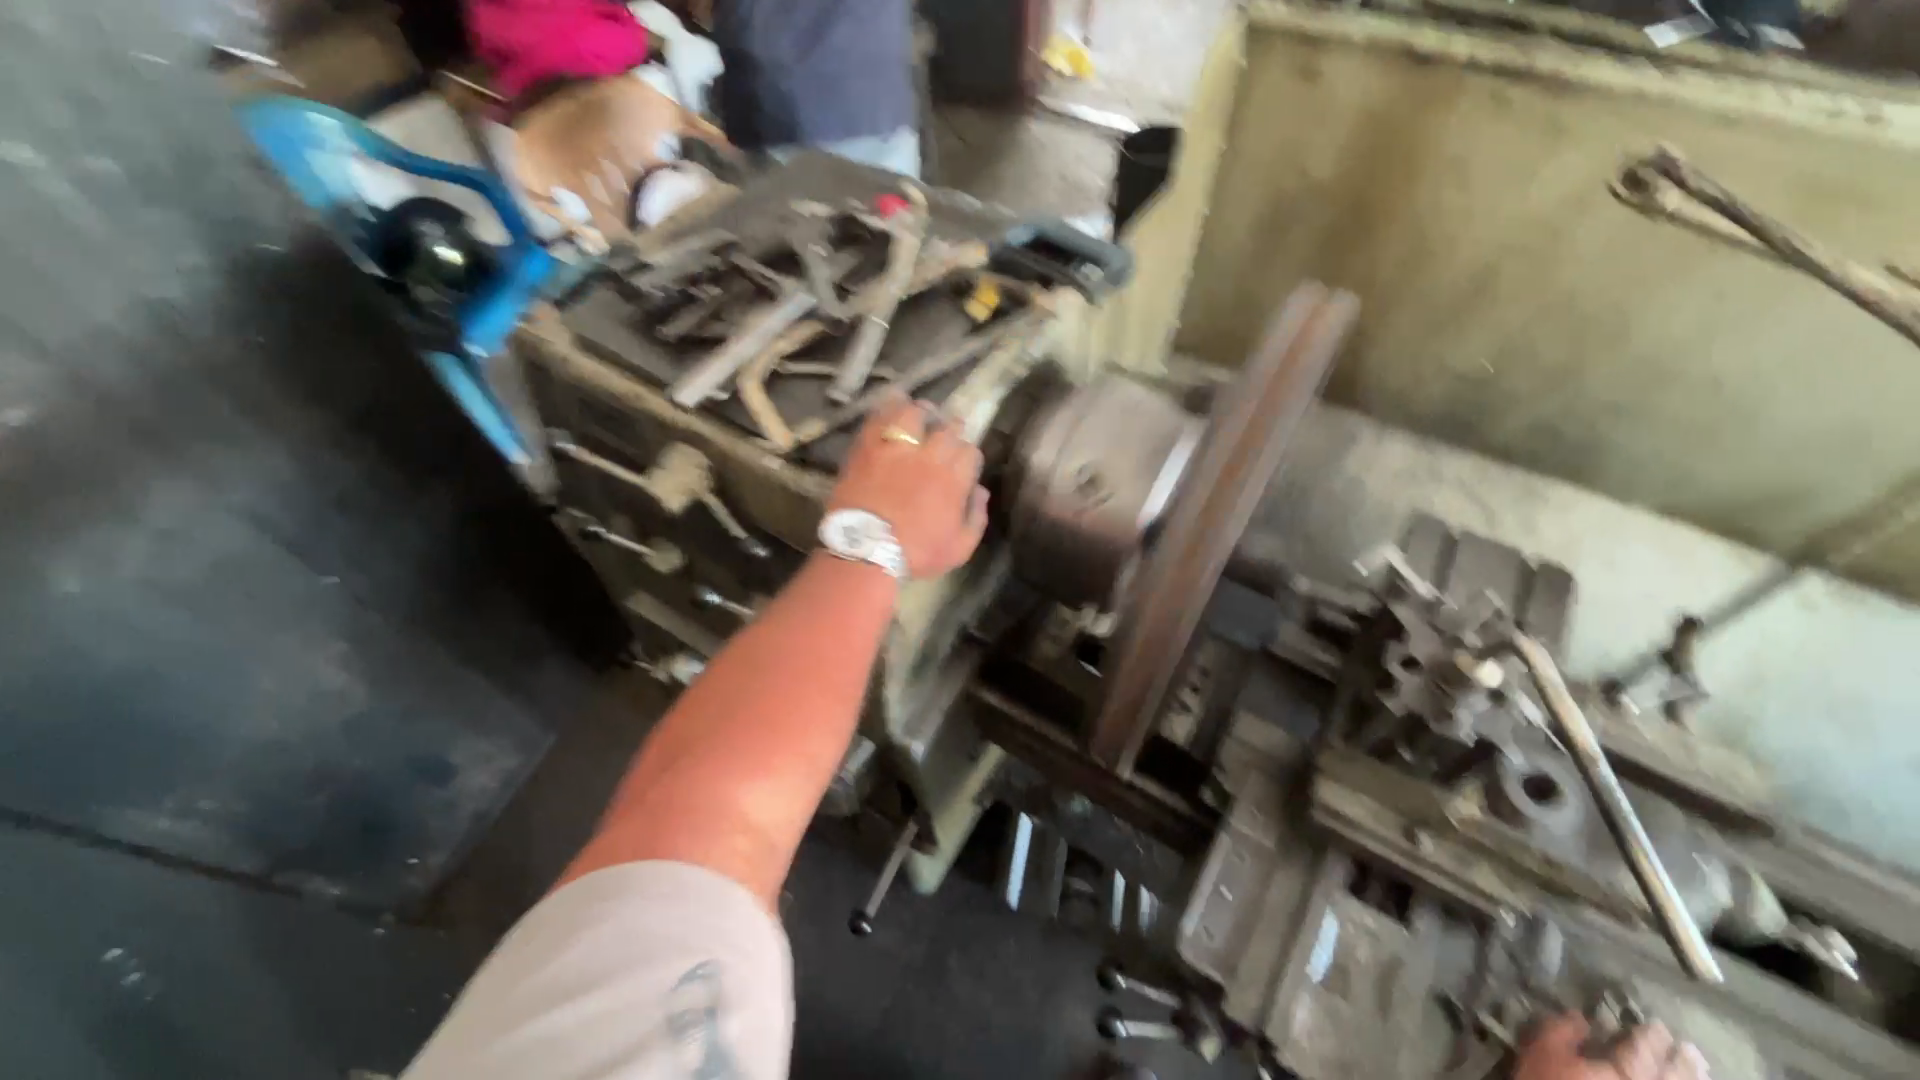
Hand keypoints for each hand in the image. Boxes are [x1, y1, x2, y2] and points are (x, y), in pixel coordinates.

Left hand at [827, 396, 988, 579]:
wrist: (864, 550)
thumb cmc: (916, 554)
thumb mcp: (959, 548)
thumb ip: (976, 518)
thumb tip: (981, 491)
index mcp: (955, 477)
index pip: (971, 451)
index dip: (968, 454)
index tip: (963, 460)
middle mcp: (930, 455)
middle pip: (947, 427)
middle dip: (951, 427)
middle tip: (947, 430)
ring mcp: (896, 447)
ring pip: (914, 413)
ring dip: (921, 410)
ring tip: (921, 411)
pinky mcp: (868, 447)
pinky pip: (879, 418)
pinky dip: (887, 408)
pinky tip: (891, 402)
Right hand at [1516, 1015, 1709, 1079]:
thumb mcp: (1543, 1052)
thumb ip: (1563, 1030)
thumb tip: (1582, 1017)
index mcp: (1623, 1074)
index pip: (1642, 1050)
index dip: (1651, 1036)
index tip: (1657, 1025)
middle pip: (1671, 1077)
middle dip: (1681, 1062)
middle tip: (1689, 1049)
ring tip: (1699, 1073)